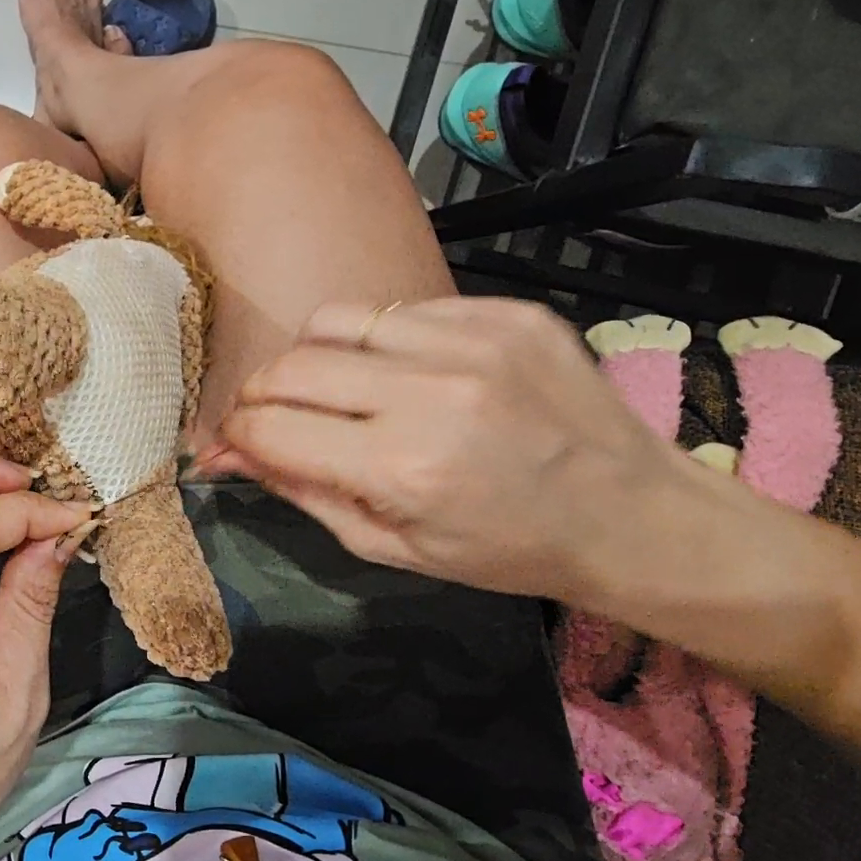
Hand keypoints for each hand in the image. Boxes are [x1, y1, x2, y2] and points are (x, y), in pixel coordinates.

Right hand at [194, 297, 689, 603]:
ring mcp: (473, 341)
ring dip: (313, 359)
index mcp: (403, 466)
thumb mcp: (386, 544)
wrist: (637, 516)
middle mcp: (433, 391)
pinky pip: (396, 311)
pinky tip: (403, 374)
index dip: (234, 436)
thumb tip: (222, 454)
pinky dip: (376, 342)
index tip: (231, 445)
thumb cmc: (503, 550)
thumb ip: (298, 489)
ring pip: (332, 321)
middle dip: (260, 395)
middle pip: (289, 366)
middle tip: (272, 420)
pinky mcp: (503, 312)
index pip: (269, 428)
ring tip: (337, 391)